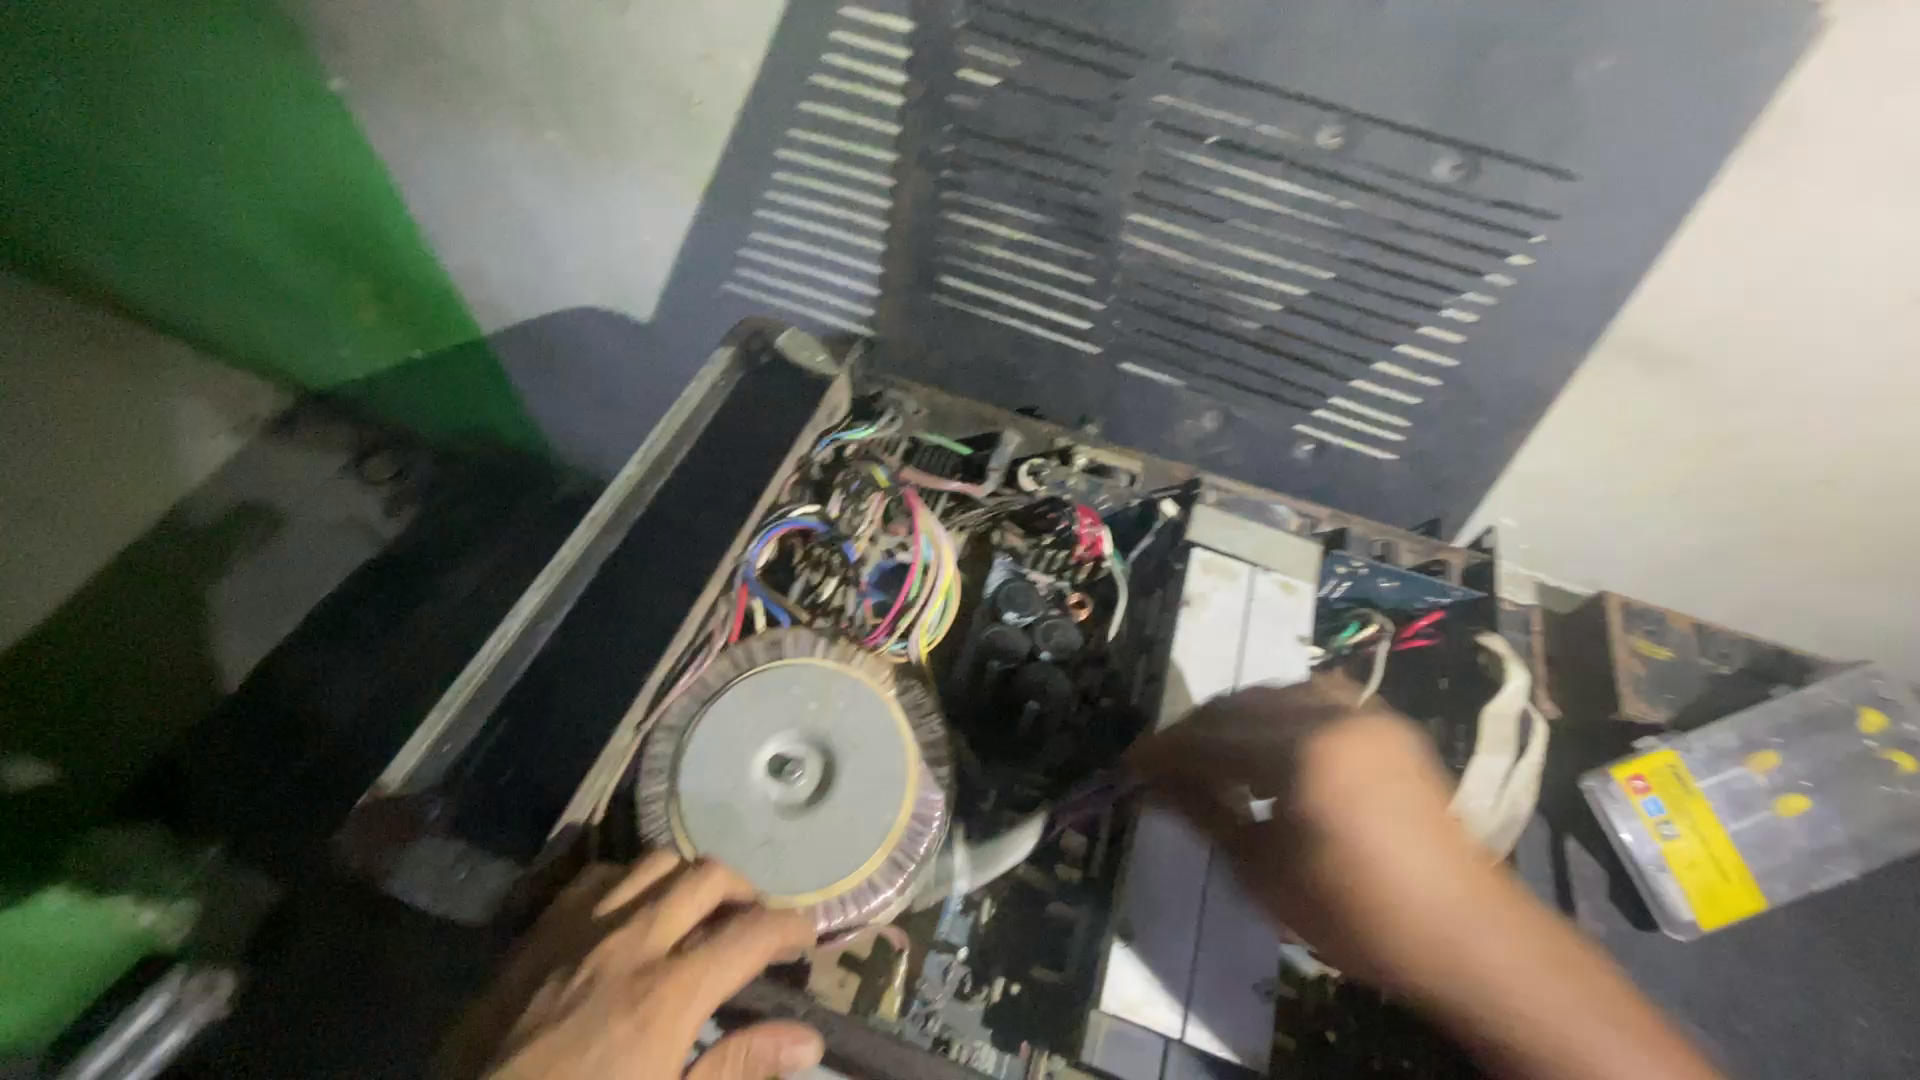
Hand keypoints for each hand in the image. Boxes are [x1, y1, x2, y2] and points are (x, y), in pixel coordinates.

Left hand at [439, 854, 821, 1079]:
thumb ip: (738, 1067)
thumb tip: (808, 1039)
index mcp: (668, 995)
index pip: (754, 932)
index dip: (792, 928)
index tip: (806, 938)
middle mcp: (630, 943)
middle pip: (709, 877)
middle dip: (746, 892)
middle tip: (753, 924)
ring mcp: (577, 931)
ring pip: (654, 863)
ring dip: (688, 879)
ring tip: (696, 912)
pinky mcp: (535, 936)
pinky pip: (595, 876)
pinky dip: (629, 882)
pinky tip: (630, 913)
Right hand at [1125, 672, 1492, 989]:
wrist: (1468, 938)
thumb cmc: (1357, 915)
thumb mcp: (1264, 870)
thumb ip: (1203, 811)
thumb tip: (1149, 782)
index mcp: (1300, 753)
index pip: (1208, 738)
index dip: (1164, 751)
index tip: (1130, 764)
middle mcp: (1332, 716)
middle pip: (1239, 705)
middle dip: (1195, 731)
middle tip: (1165, 763)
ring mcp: (1366, 716)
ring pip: (1277, 694)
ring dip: (1237, 717)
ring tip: (1216, 754)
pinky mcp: (1389, 727)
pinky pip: (1318, 698)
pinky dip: (1282, 712)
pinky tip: (1273, 746)